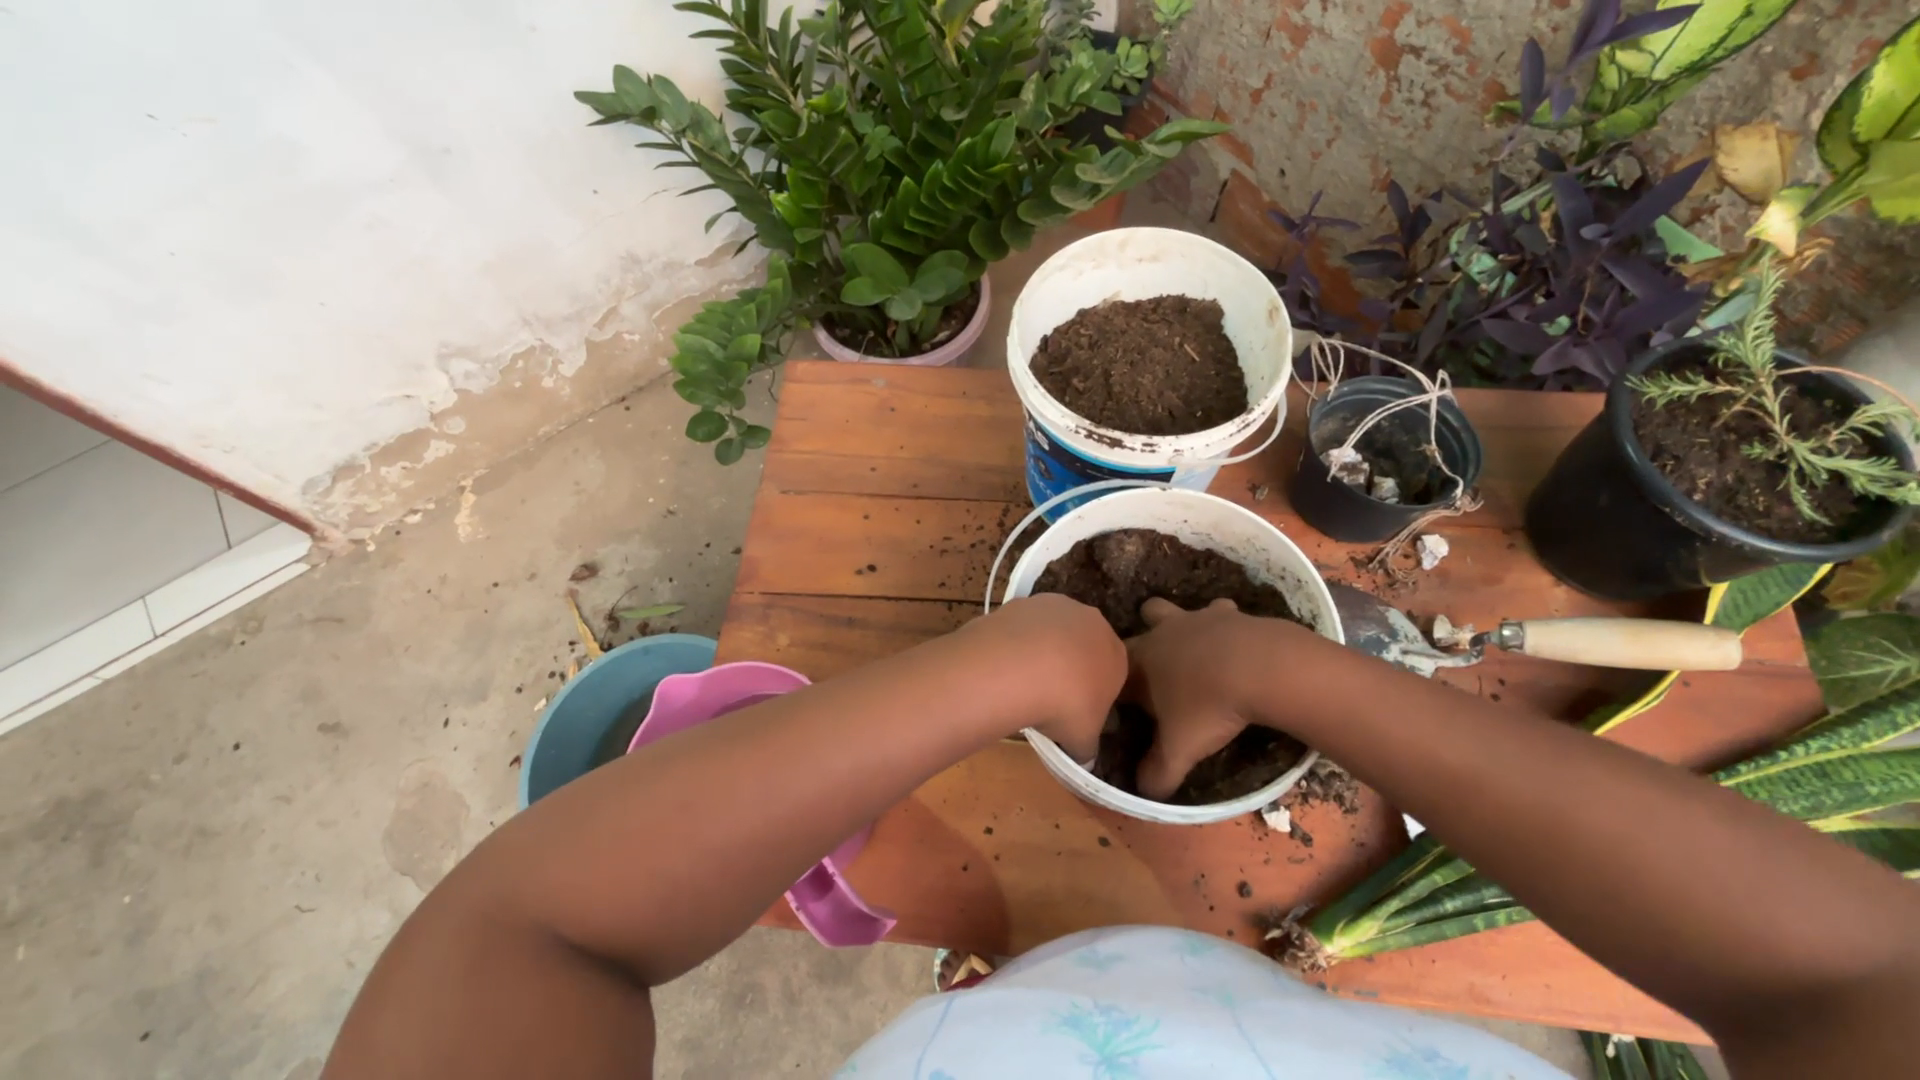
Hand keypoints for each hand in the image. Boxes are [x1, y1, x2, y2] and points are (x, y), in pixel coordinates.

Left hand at [962, 594, 1125, 759]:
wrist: (1020, 667)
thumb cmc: (1065, 706)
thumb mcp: (1083, 739)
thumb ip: (1088, 748)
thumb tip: (1087, 761)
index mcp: (1117, 654)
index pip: (1112, 671)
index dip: (1094, 691)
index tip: (1077, 710)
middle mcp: (1093, 623)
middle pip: (1084, 645)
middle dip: (1070, 665)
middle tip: (1049, 694)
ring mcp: (1058, 606)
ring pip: (1053, 631)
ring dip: (1042, 649)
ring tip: (1022, 679)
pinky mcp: (1024, 601)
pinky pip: (1024, 625)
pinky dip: (1017, 641)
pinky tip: (1005, 662)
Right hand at [1124, 597, 1282, 799]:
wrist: (1265, 668)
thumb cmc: (1210, 707)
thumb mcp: (1179, 749)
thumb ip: (1157, 773)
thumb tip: (1144, 793)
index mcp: (1142, 660)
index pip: (1115, 666)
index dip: (1117, 683)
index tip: (1127, 702)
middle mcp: (1165, 631)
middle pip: (1145, 619)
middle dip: (1149, 636)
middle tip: (1163, 668)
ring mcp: (1201, 617)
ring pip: (1184, 610)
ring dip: (1189, 627)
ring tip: (1202, 654)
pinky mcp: (1236, 614)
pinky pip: (1225, 615)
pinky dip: (1228, 631)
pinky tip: (1241, 651)